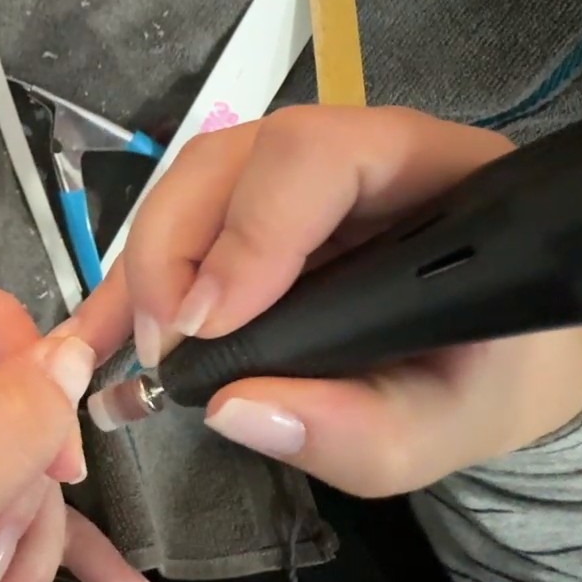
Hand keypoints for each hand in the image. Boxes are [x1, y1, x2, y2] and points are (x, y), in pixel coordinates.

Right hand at [69, 106, 581, 497]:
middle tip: (164, 347)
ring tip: (141, 348)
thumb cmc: (483, 375)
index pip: (316, 155)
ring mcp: (274, 175)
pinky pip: (163, 227)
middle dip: (169, 255)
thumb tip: (232, 409)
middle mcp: (337, 151)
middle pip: (219, 163)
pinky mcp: (232, 211)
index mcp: (424, 171)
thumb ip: (364, 430)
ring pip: (179, 187)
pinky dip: (124, 284)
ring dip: (142, 269)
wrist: (478, 357)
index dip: (251, 229)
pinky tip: (98, 334)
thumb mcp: (448, 425)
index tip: (210, 324)